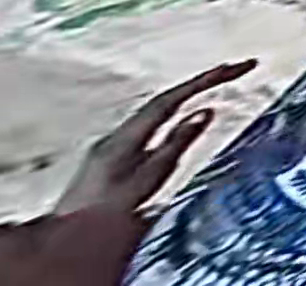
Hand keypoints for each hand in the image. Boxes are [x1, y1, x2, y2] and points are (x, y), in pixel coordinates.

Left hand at [55, 60, 255, 215]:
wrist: (66, 238)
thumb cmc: (110, 208)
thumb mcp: (152, 175)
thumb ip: (179, 141)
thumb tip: (206, 110)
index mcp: (127, 137)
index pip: (172, 98)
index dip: (207, 79)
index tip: (239, 67)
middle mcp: (118, 135)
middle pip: (165, 99)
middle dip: (203, 81)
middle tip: (238, 68)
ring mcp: (113, 145)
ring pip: (158, 108)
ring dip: (191, 91)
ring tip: (219, 79)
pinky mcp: (115, 153)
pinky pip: (153, 119)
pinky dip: (178, 105)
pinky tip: (188, 108)